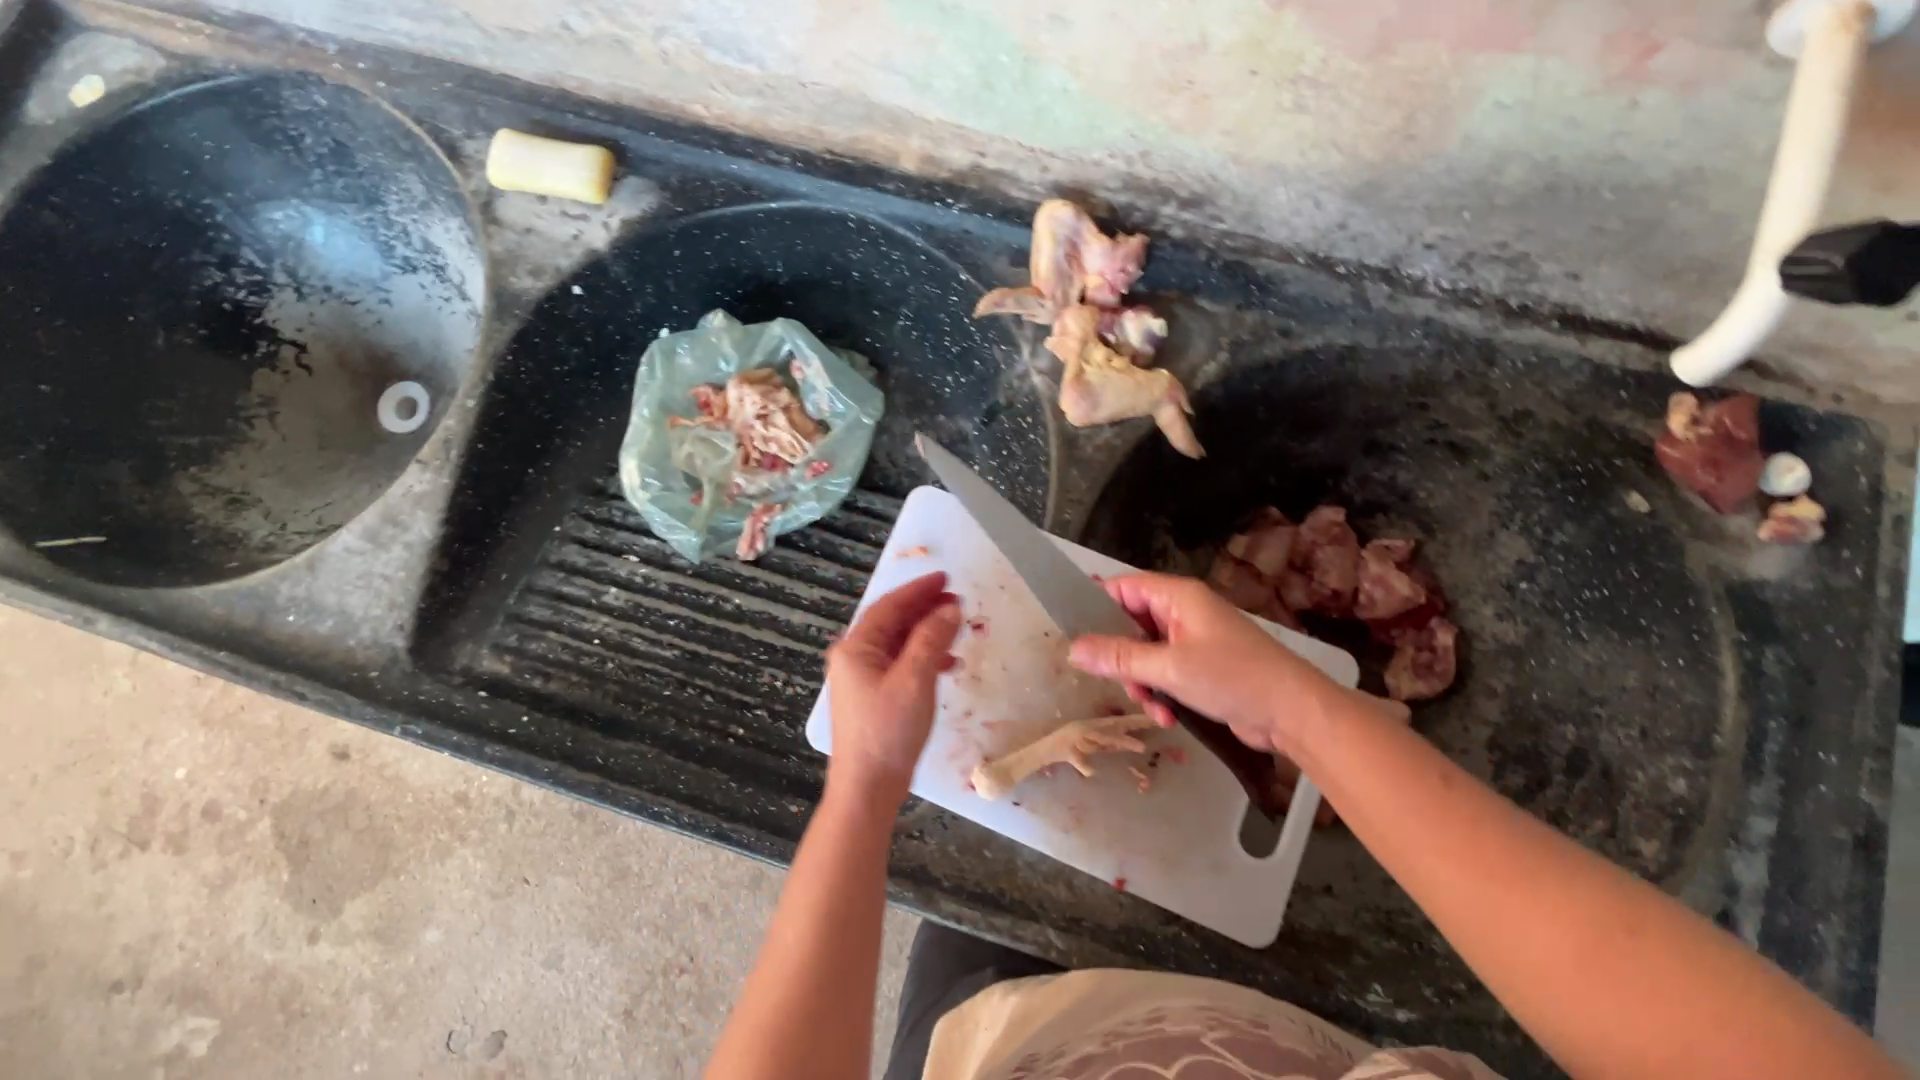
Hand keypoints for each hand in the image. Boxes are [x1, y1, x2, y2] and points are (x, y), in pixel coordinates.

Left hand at [825, 572, 961, 804]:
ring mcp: (862, 680)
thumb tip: (950, 610)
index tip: (946, 578)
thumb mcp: (914, 680)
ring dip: (927, 633)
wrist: (868, 788)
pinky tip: (947, 664)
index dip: (918, 590)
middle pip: (892, 623)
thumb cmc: (888, 731)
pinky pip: (901, 666)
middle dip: (924, 609)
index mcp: (855, 648)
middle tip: (955, 598)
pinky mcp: (874, 699)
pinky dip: (924, 659)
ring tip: (958, 627)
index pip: (889, 607)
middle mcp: (854, 658)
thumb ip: (931, 640)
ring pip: (898, 644)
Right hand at [1067, 571, 1346, 756]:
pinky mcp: (1203, 668)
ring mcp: (1195, 641)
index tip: (1075, 635)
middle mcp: (1184, 613)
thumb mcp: (1168, 668)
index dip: (1097, 607)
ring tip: (1152, 707)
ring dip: (1142, 683)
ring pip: (1146, 655)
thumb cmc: (1233, 677)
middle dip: (1121, 659)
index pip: (1122, 588)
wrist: (1293, 712)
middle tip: (1119, 683)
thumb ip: (1118, 657)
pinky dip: (1162, 694)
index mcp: (1178, 597)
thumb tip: (1073, 648)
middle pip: (1131, 625)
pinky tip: (1169, 718)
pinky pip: (1166, 674)